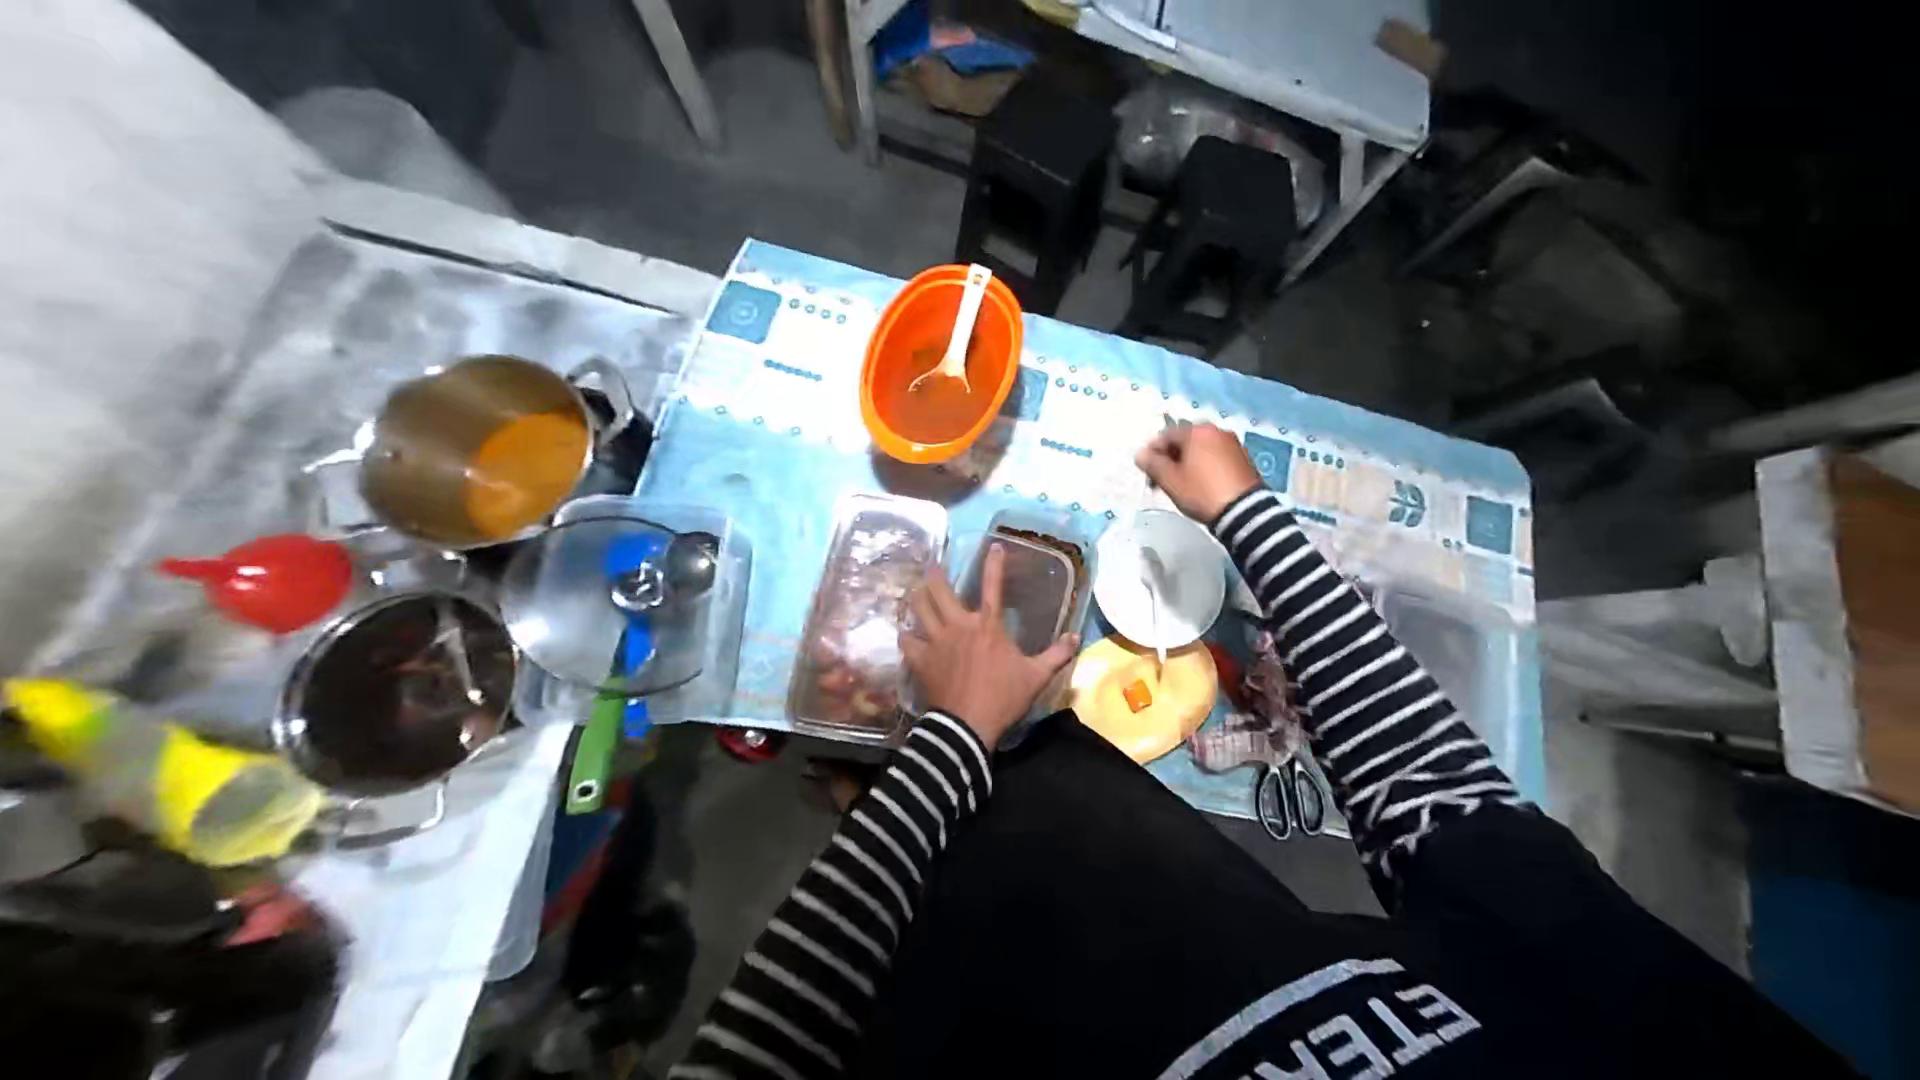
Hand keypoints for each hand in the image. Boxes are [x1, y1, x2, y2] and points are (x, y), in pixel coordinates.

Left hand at [900, 544, 1079, 749]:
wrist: (968, 725)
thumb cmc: (1003, 697)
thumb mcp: (1036, 676)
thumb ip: (1057, 654)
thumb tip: (1076, 637)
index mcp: (988, 626)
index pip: (993, 585)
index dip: (994, 563)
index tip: (994, 546)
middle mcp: (959, 625)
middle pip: (939, 590)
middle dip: (934, 575)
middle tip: (932, 567)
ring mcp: (936, 641)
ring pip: (918, 608)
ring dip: (916, 598)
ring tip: (915, 593)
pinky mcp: (920, 658)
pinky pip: (906, 639)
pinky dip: (906, 634)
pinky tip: (906, 633)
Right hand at [1135, 422, 1263, 522]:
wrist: (1243, 511)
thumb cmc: (1201, 492)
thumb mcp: (1170, 480)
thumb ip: (1152, 464)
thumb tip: (1140, 454)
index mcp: (1197, 431)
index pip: (1165, 435)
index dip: (1152, 452)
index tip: (1146, 470)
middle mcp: (1216, 431)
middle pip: (1184, 441)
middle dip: (1170, 457)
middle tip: (1162, 478)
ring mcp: (1232, 443)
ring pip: (1200, 448)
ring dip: (1186, 461)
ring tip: (1180, 482)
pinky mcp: (1243, 457)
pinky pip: (1215, 456)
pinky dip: (1204, 465)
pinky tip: (1200, 483)